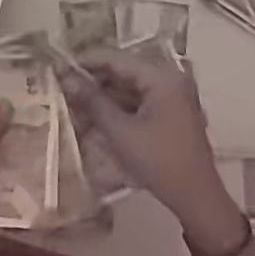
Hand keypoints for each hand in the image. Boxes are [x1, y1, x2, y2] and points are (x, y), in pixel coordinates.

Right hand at [63, 48, 244, 252]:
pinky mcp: (170, 112)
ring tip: (72, 104)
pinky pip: (138, 101)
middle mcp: (169, 78)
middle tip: (62, 89)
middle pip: (123, 71)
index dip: (86, 62)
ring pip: (129, 87)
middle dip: (93, 81)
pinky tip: (94, 116)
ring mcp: (171, 95)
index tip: (58, 68)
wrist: (196, 196)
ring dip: (103, 96)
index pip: (117, 59)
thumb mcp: (121, 132)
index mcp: (162, 77)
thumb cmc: (159, 161)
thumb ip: (93, 101)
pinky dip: (117, 108)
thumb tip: (67, 78)